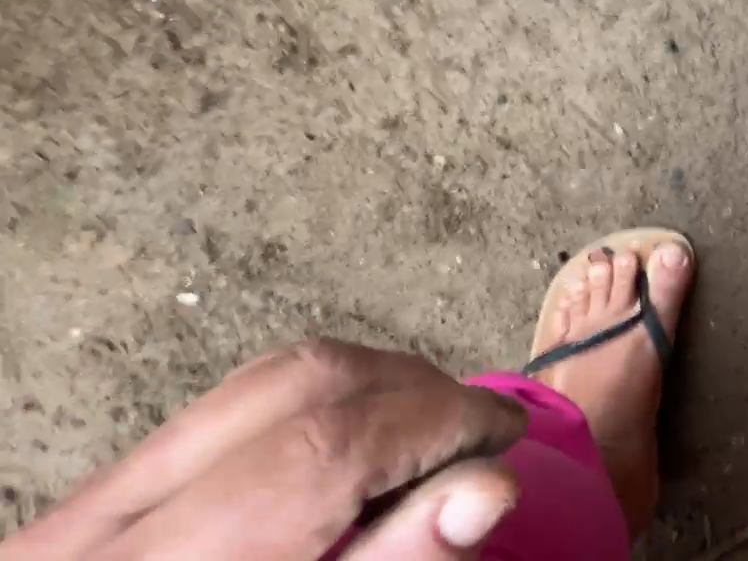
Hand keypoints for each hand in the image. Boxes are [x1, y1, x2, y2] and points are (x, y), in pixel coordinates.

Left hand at [4, 339, 526, 559]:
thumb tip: (495, 484)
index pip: (325, 447)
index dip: (442, 420)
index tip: (505, 434)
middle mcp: (97, 527)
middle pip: (301, 385)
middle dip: (420, 390)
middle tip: (475, 436)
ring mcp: (88, 503)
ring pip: (276, 373)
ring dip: (386, 384)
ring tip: (427, 439)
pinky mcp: (104, 491)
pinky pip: (243, 395)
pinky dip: (334, 397)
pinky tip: (365, 440)